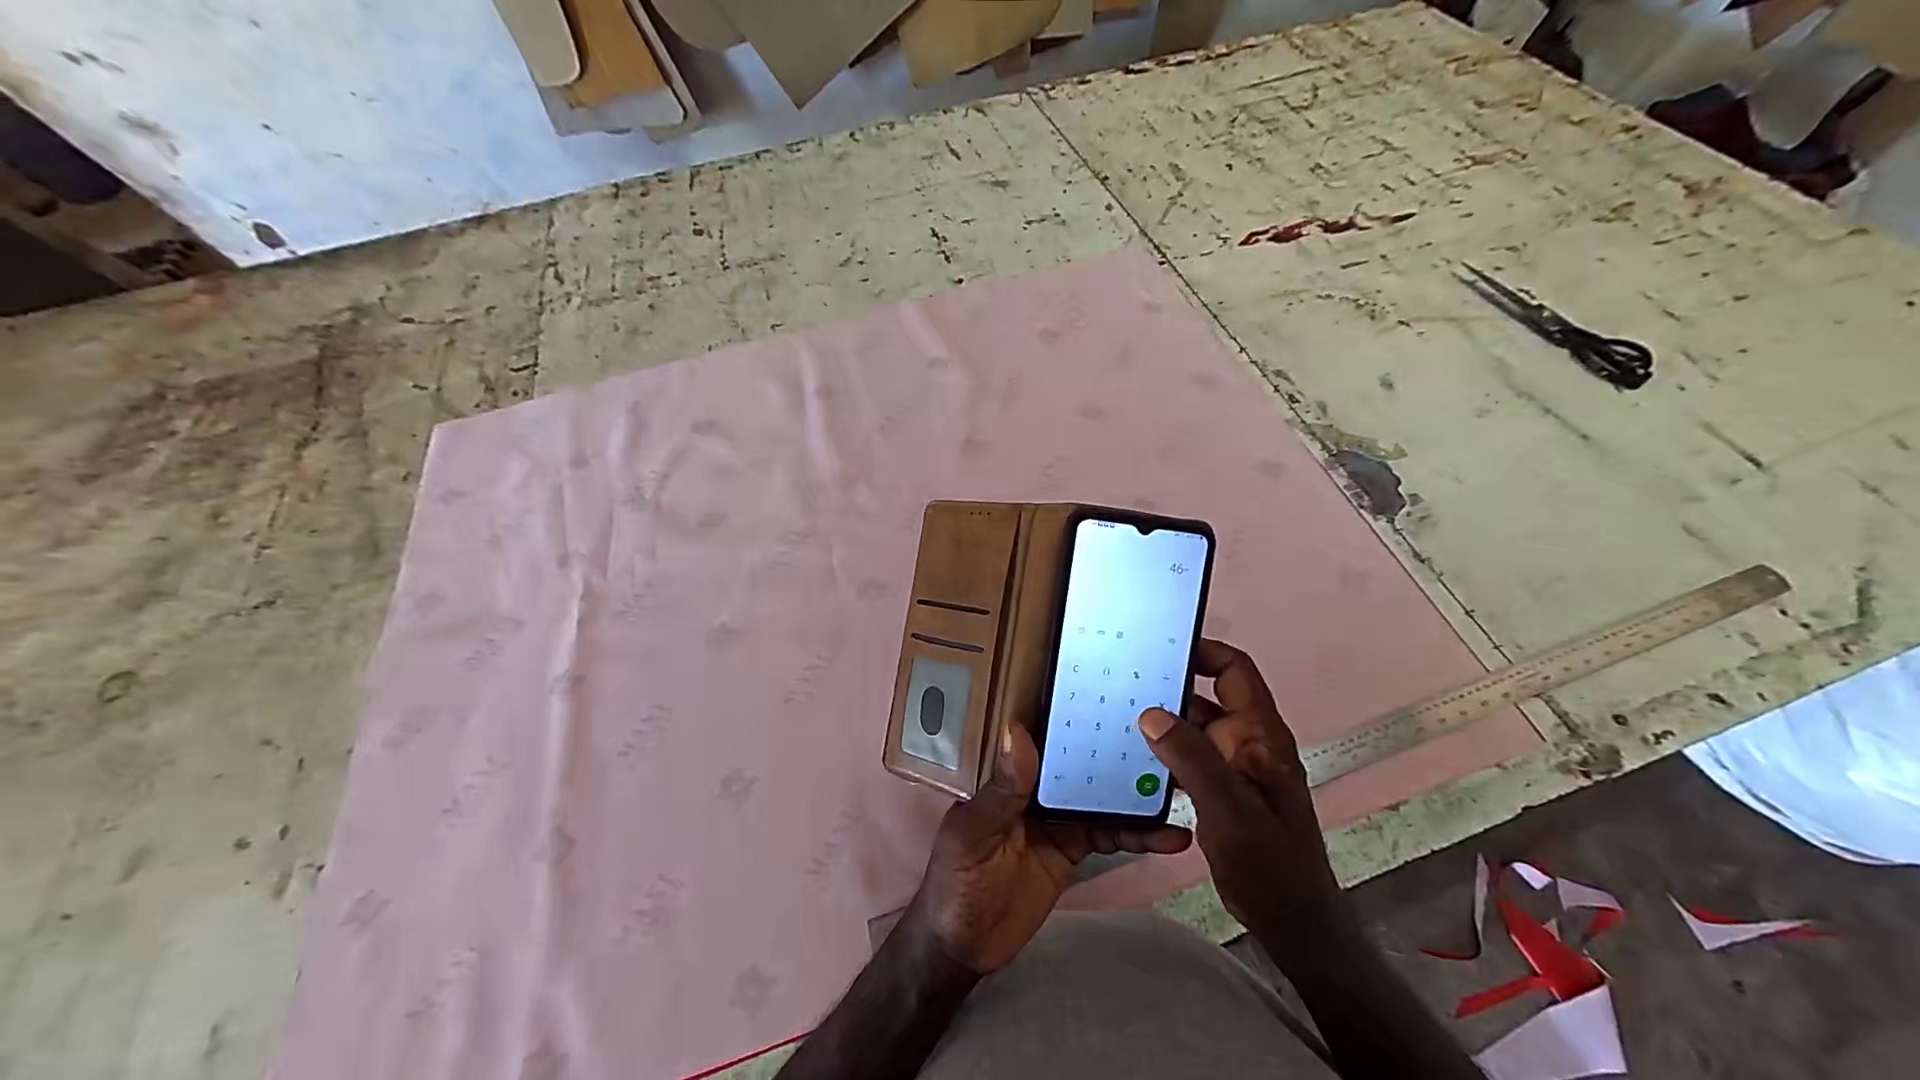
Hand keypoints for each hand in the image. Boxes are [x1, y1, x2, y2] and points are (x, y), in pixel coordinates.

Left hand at [913, 722, 1191, 972]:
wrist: (966, 945)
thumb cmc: (957, 880)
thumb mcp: (975, 833)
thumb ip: (1002, 790)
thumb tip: (1018, 730)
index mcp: (1007, 773)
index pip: (1042, 736)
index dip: (1072, 715)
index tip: (1111, 696)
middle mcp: (1035, 787)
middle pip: (1079, 761)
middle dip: (1115, 749)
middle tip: (1162, 736)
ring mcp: (1057, 816)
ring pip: (1102, 795)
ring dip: (1136, 793)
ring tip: (1178, 787)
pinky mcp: (1074, 846)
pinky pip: (1111, 833)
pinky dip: (1139, 835)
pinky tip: (1171, 837)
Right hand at [1137, 639, 1347, 942]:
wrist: (1290, 919)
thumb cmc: (1271, 864)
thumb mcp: (1230, 808)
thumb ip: (1193, 758)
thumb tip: (1152, 714)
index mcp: (1260, 735)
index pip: (1235, 671)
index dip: (1203, 652)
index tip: (1161, 647)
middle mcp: (1246, 742)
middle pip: (1206, 697)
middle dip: (1169, 687)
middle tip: (1123, 681)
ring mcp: (1232, 766)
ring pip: (1192, 728)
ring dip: (1162, 722)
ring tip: (1118, 714)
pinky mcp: (1218, 790)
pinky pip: (1186, 757)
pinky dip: (1163, 752)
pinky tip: (1132, 756)